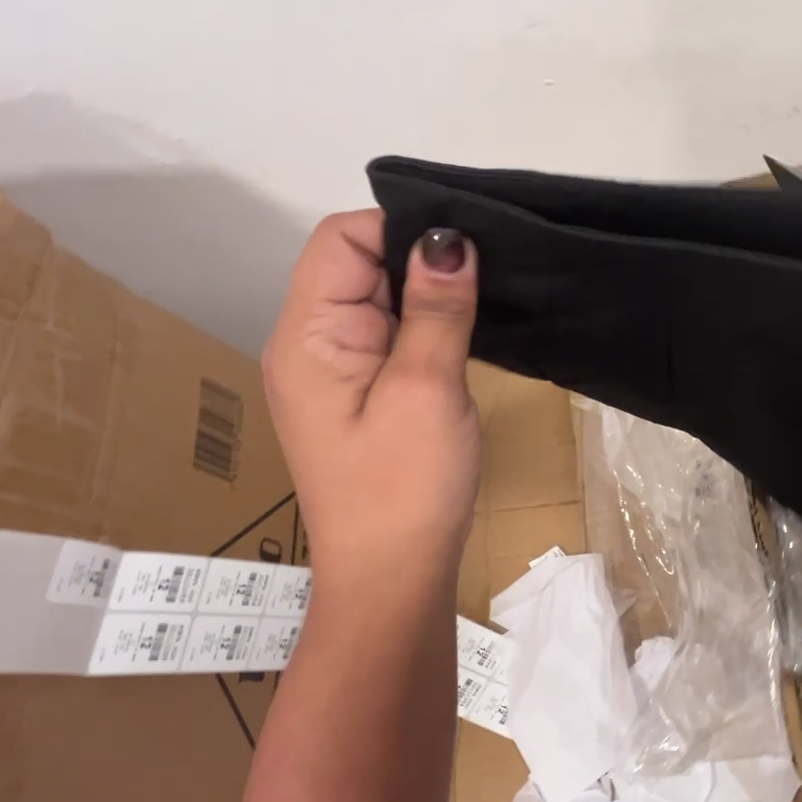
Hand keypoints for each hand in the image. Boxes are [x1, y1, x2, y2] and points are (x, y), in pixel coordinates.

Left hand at [263, 212, 480, 587]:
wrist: (395, 573)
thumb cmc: (406, 483)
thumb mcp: (426, 387)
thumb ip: (436, 309)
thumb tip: (450, 236)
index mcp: (308, 334)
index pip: (342, 238)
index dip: (403, 229)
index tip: (471, 247)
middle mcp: (312, 342)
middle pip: (359, 263)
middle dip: (422, 257)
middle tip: (493, 271)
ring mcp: (338, 369)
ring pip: (382, 298)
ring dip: (430, 292)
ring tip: (488, 298)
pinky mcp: (366, 392)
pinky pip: (395, 333)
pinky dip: (430, 323)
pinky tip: (469, 331)